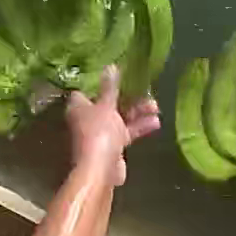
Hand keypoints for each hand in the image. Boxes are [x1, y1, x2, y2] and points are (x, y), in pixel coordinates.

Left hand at [65, 66, 160, 185]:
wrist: (101, 169)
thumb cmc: (99, 132)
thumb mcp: (106, 105)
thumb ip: (110, 87)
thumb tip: (110, 66)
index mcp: (79, 107)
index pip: (87, 90)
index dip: (101, 84)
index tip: (119, 77)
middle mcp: (88, 119)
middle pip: (108, 104)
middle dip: (128, 98)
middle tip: (147, 92)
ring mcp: (100, 133)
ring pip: (120, 118)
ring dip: (137, 112)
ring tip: (156, 107)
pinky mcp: (112, 146)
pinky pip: (126, 132)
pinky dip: (138, 127)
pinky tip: (156, 123)